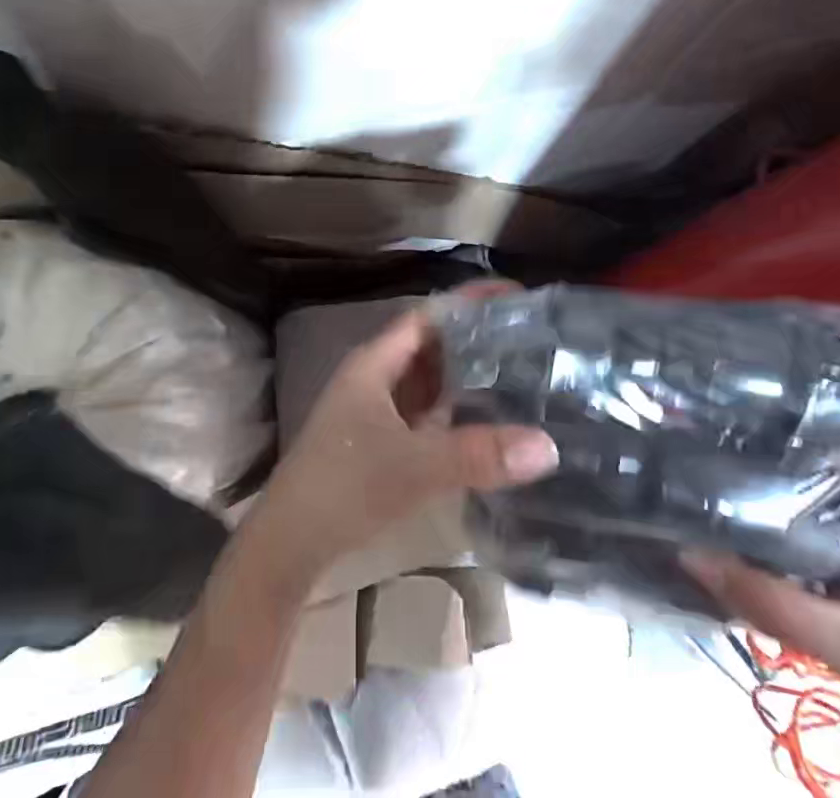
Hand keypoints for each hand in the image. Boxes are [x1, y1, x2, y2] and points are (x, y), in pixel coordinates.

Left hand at [249, 301, 560, 578]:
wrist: (290, 543)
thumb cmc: (343, 488)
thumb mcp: (413, 466)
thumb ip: (477, 454)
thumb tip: (549, 446)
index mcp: (374, 365)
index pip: (427, 317)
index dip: (469, 302)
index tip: (517, 296)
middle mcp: (374, 380)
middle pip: (431, 346)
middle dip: (476, 339)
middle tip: (533, 337)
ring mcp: (375, 413)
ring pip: (428, 383)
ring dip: (467, 376)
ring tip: (523, 372)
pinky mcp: (380, 444)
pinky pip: (425, 415)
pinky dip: (455, 412)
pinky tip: (488, 422)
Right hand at [680, 450, 839, 732]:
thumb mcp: (839, 640)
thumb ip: (763, 596)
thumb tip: (685, 550)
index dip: (782, 436)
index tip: (726, 440)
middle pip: (835, 448)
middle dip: (776, 454)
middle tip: (712, 458)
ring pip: (835, 467)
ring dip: (784, 474)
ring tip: (724, 475)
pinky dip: (801, 495)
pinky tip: (758, 504)